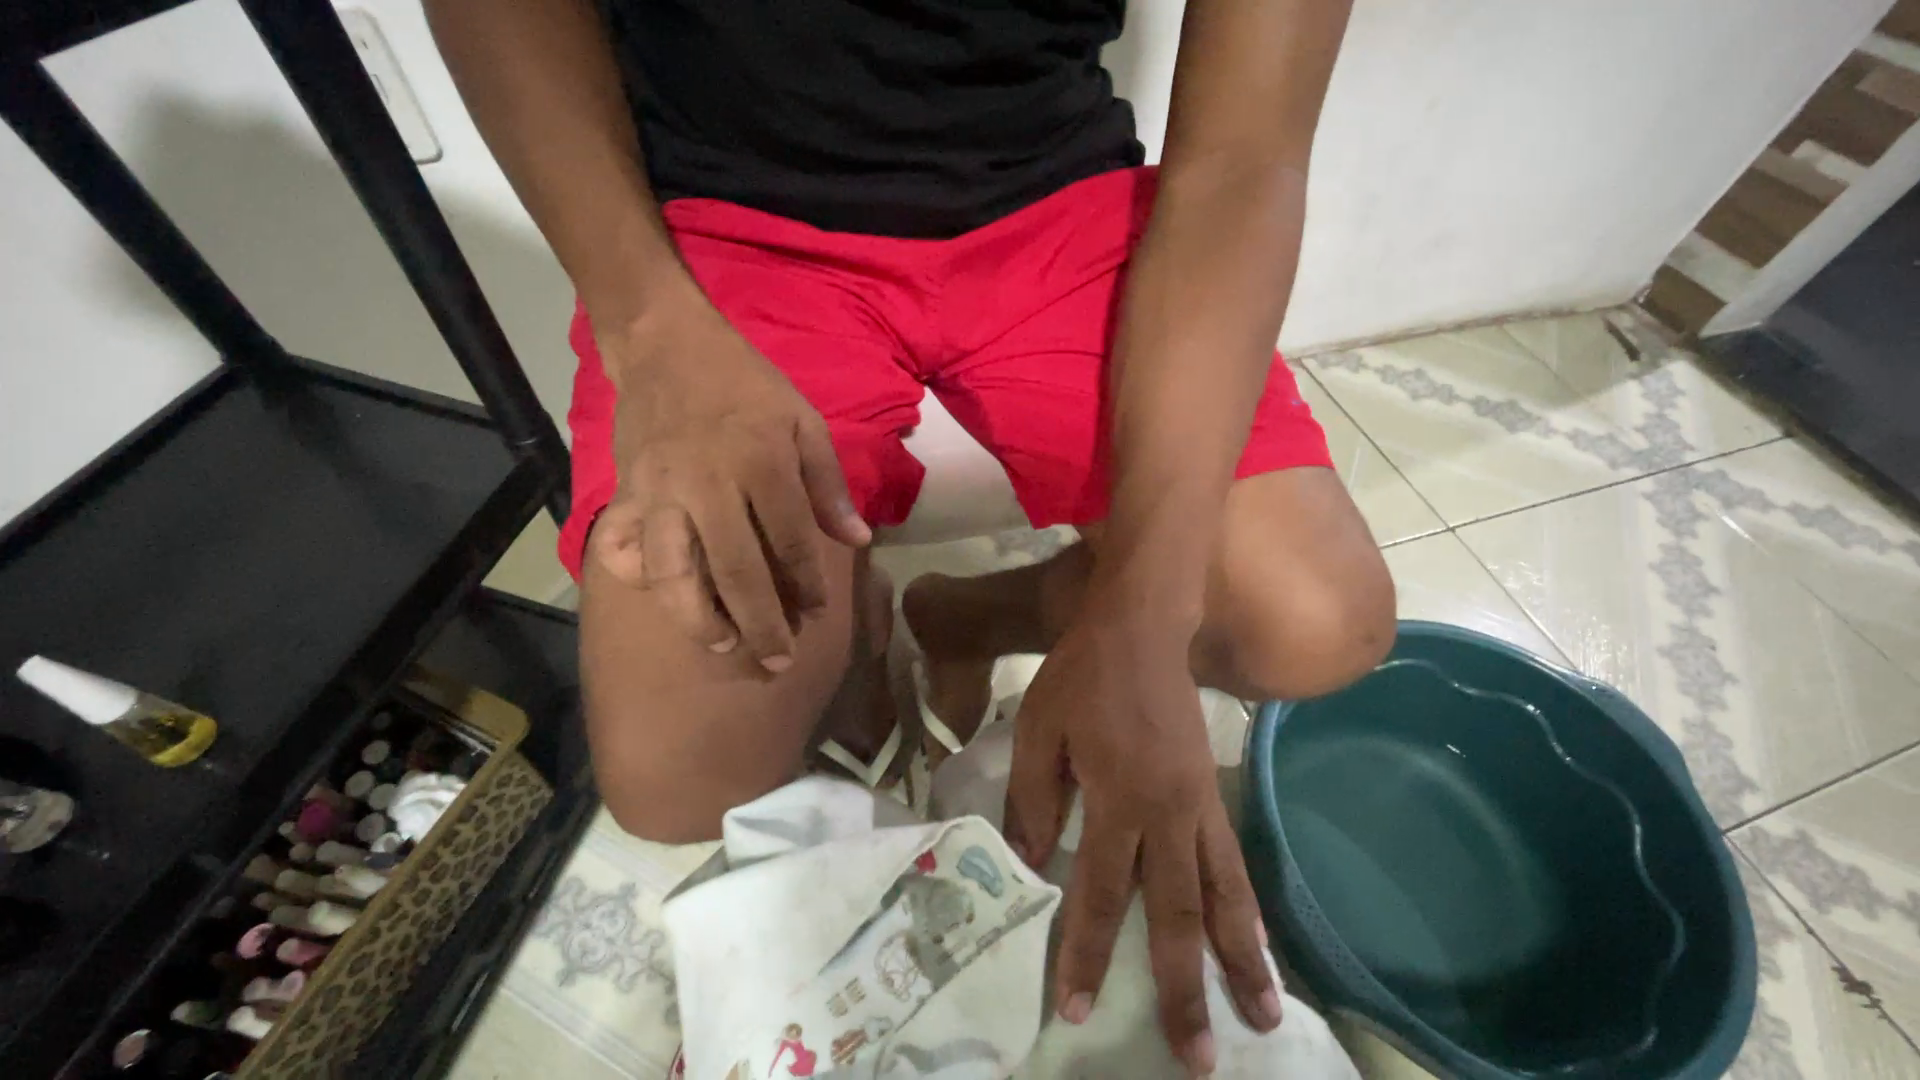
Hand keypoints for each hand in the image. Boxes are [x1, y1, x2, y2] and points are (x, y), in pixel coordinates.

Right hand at [587, 303, 870, 670]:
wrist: (665, 345)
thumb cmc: (747, 383)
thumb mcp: (804, 421)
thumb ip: (830, 484)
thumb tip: (858, 540)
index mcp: (762, 464)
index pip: (791, 542)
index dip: (808, 585)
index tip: (819, 613)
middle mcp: (710, 486)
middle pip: (736, 571)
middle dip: (761, 624)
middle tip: (778, 662)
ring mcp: (662, 493)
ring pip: (675, 573)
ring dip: (699, 619)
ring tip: (725, 645)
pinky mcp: (628, 494)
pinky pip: (630, 549)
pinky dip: (644, 582)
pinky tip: (667, 603)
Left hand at [1005, 604, 1279, 1074]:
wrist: (1143, 625)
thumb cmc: (1081, 676)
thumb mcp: (1037, 730)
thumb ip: (1032, 800)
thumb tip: (1032, 864)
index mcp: (1116, 799)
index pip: (1097, 894)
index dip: (1084, 954)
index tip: (1075, 1010)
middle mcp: (1167, 814)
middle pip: (1175, 915)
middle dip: (1182, 989)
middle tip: (1196, 1060)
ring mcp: (1198, 803)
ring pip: (1223, 896)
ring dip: (1242, 961)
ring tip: (1261, 1019)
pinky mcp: (1211, 790)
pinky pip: (1233, 861)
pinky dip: (1248, 908)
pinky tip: (1258, 940)